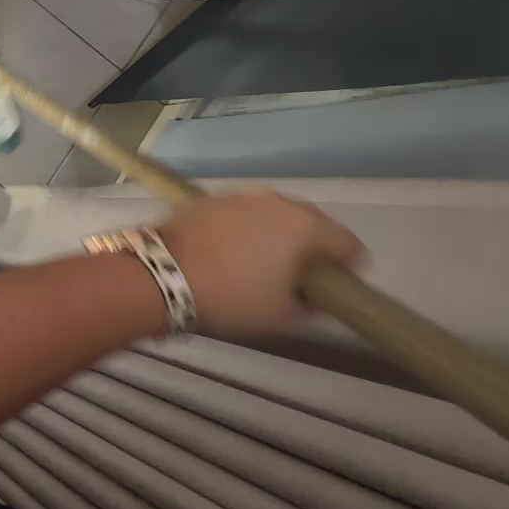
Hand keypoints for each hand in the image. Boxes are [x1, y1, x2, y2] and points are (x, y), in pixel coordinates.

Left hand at [154, 192, 365, 334]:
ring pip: (272, 215)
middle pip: (310, 223)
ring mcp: (239, 196)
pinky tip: (227, 251)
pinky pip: (239, 214)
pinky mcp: (207, 199)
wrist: (160, 274)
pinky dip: (242, 229)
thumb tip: (317, 296)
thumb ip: (312, 304)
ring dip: (274, 234)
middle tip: (296, 276)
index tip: (332, 288)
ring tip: (258, 263)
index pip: (348, 244)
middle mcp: (277, 201)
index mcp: (306, 226)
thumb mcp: (282, 313)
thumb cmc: (231, 296)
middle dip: (310, 247)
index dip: (346, 268)